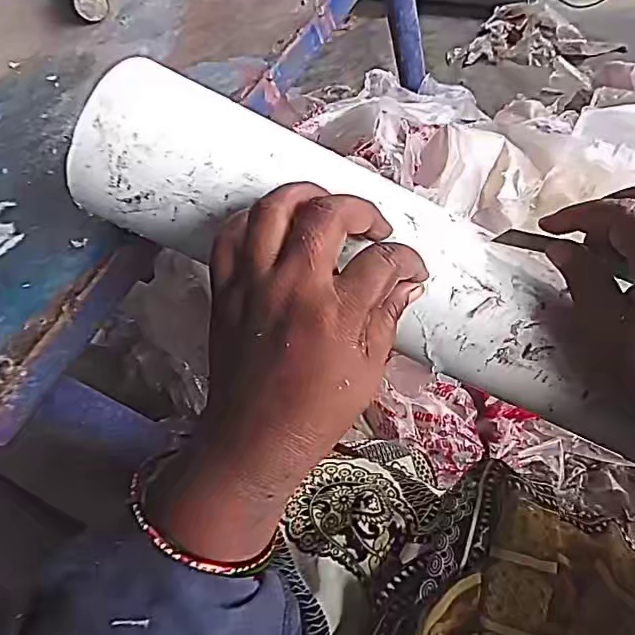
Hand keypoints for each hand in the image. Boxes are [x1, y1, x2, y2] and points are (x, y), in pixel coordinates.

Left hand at [153, 184, 427, 562]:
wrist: (254, 438)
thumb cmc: (313, 413)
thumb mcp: (367, 371)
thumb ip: (386, 317)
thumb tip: (406, 283)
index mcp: (335, 314)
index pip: (382, 260)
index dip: (406, 258)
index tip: (408, 265)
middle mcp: (292, 287)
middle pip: (328, 214)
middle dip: (361, 209)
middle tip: (373, 226)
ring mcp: (253, 284)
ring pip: (273, 209)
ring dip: (305, 195)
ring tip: (325, 205)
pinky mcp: (226, 289)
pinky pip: (231, 235)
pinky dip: (254, 220)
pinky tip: (274, 226)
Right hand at [538, 182, 634, 466]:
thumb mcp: (604, 330)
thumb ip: (582, 279)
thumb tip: (561, 247)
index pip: (625, 214)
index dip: (581, 214)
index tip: (549, 228)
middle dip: (614, 203)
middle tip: (581, 229)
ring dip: (631, 220)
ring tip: (597, 252)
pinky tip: (621, 269)